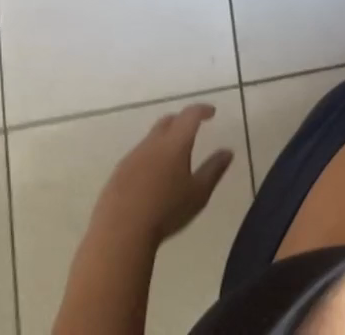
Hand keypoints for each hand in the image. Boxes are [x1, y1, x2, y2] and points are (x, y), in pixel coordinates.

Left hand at [93, 104, 233, 246]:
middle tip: (192, 130)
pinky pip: (137, 156)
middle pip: (167, 121)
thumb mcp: (198, 193)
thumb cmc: (166, 211)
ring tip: (173, 158)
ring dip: (164, 141)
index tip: (211, 112)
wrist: (119, 234)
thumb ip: (214, 170)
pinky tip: (152, 178)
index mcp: (174, 144)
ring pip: (150, 139)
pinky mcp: (117, 174)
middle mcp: (151, 144)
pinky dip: (149, 158)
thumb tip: (228, 151)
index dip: (202, 110)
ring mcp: (131, 158)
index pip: (190, 115)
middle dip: (181, 121)